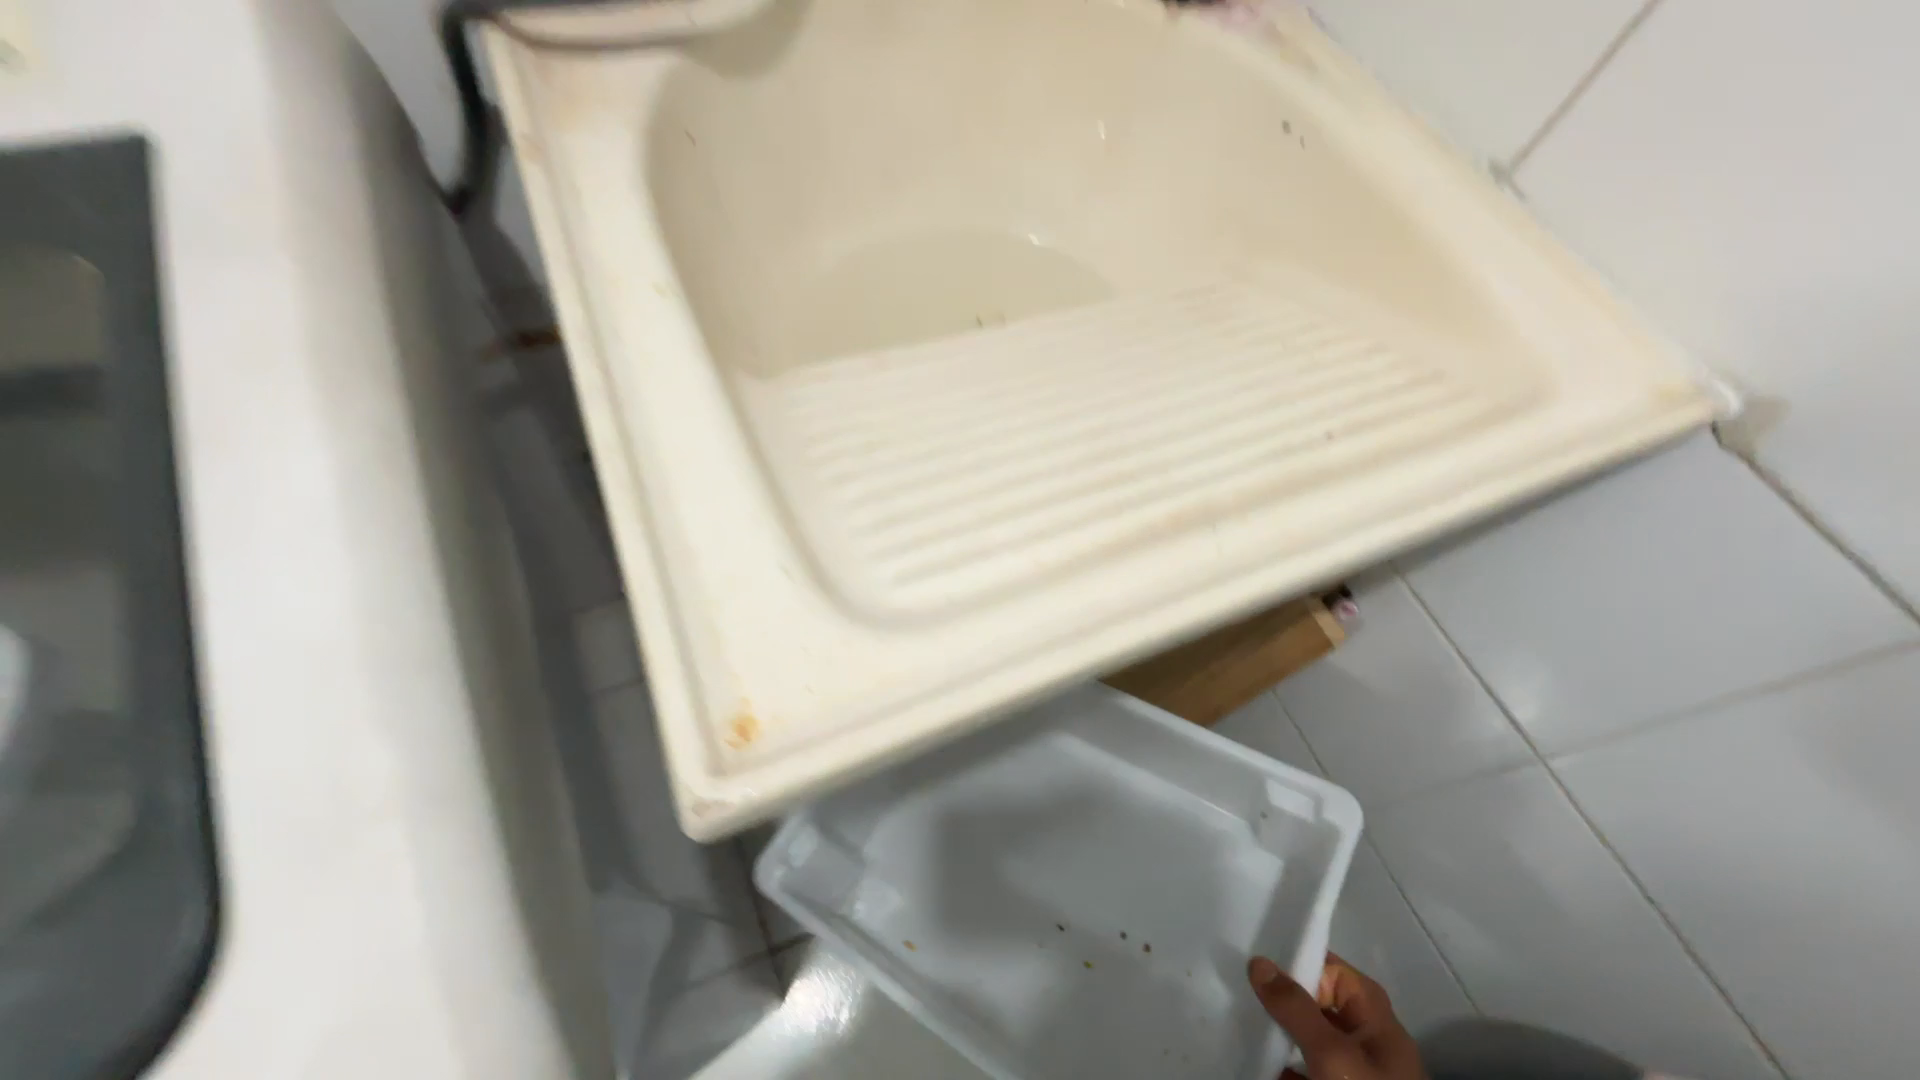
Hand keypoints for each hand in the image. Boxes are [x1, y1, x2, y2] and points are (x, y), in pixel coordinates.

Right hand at [1247, 953, 1427, 1079]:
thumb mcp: (1332, 1054)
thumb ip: (1295, 1007)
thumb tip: (1259, 961)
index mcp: (1369, 1010)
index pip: (1324, 966)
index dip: (1288, 959)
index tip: (1246, 957)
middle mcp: (1360, 1031)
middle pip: (1309, 1000)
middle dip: (1273, 998)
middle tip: (1231, 988)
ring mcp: (1348, 1067)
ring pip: (1300, 1036)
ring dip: (1271, 1033)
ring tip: (1231, 1018)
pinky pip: (1299, 1068)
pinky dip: (1277, 1065)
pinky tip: (1248, 1058)